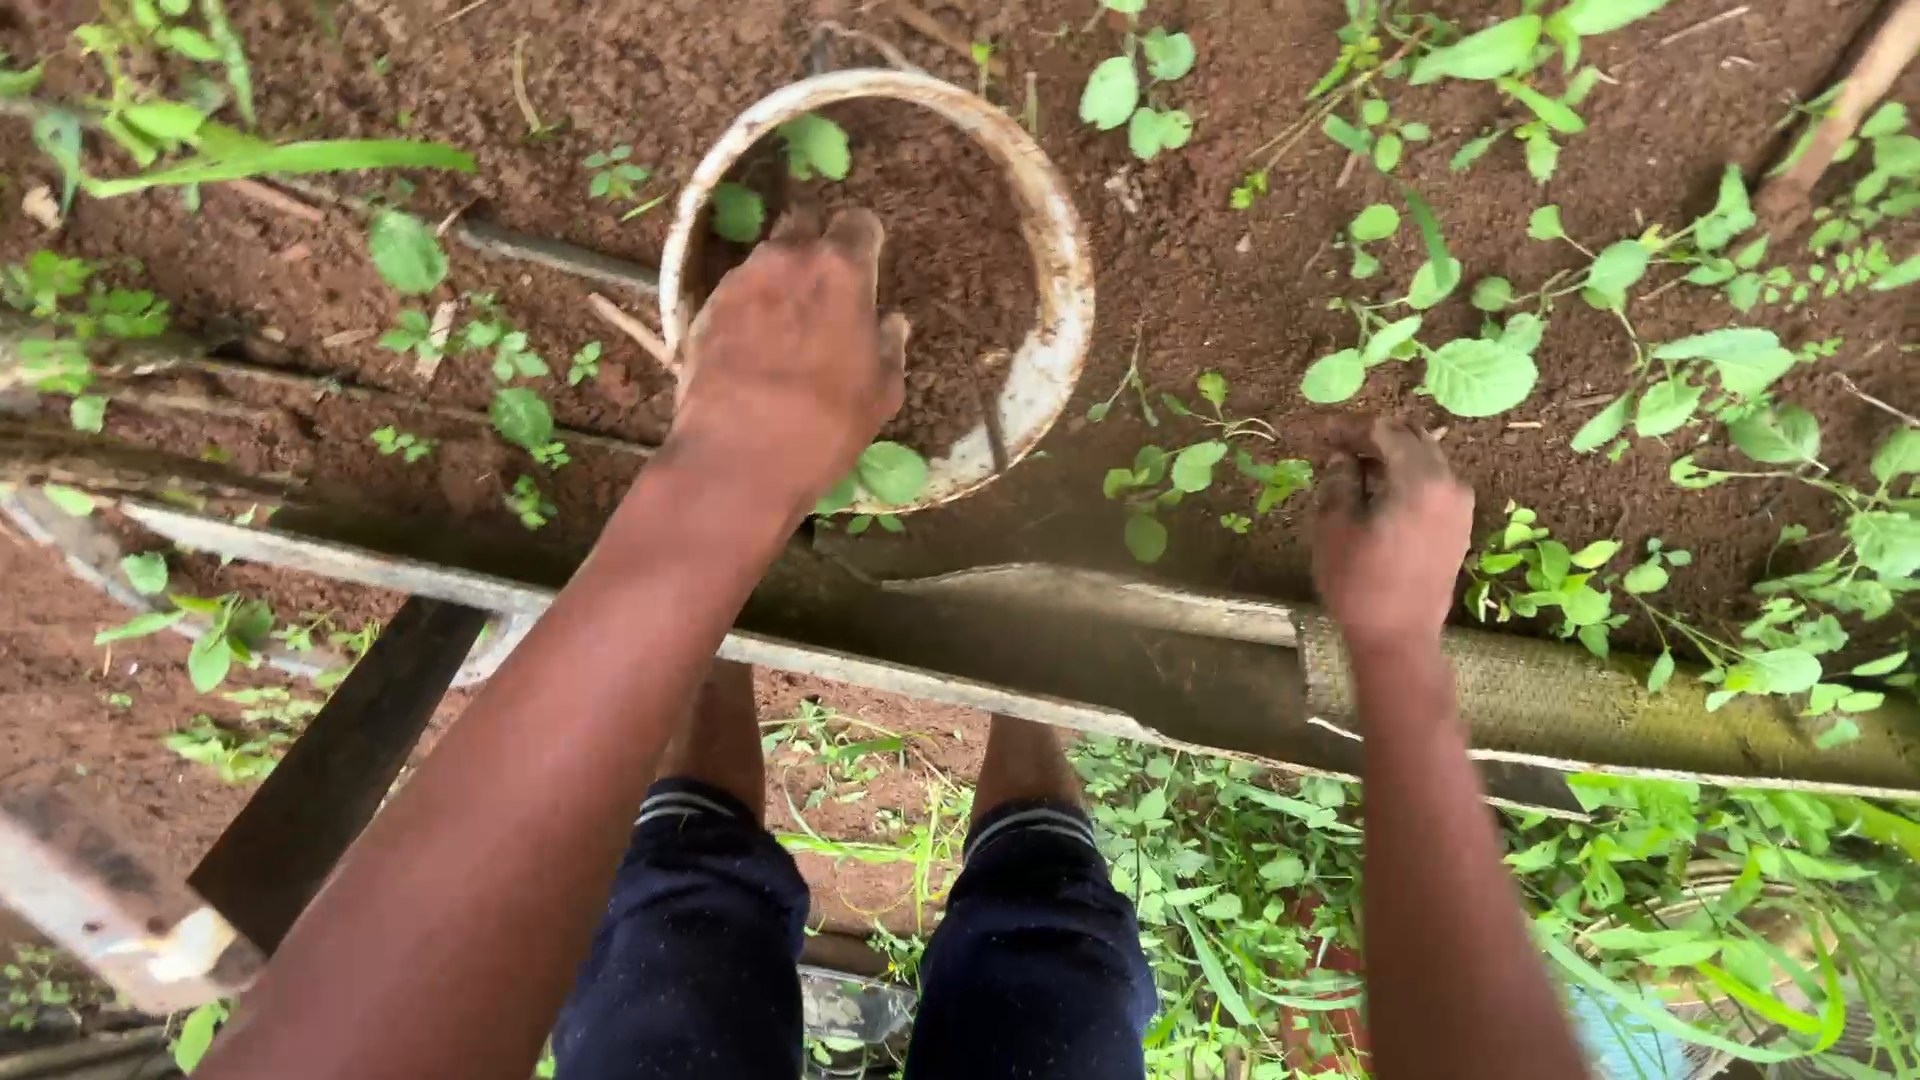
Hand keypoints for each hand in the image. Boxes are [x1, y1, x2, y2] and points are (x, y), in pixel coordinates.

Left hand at [667, 207, 908, 514]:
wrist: (741, 455)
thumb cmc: (828, 424)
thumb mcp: (881, 393)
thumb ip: (889, 347)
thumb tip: (891, 323)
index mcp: (843, 270)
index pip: (859, 223)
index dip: (865, 242)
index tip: (867, 266)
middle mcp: (789, 258)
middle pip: (806, 224)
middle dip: (817, 246)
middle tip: (825, 289)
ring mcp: (741, 279)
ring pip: (767, 258)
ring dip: (782, 278)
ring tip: (786, 324)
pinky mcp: (705, 307)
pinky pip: (736, 291)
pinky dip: (750, 306)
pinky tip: (753, 346)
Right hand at [1312, 418, 1473, 656]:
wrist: (1398, 635)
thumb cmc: (1358, 581)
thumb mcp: (1333, 526)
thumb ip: (1338, 481)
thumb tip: (1341, 458)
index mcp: (1420, 479)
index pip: (1385, 431)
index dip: (1349, 426)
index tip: (1318, 431)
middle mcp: (1450, 484)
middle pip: (1412, 438)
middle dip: (1372, 436)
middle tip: (1333, 443)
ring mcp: (1459, 506)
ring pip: (1424, 460)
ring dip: (1388, 456)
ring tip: (1351, 467)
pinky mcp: (1458, 526)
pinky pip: (1431, 484)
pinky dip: (1403, 477)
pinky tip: (1376, 491)